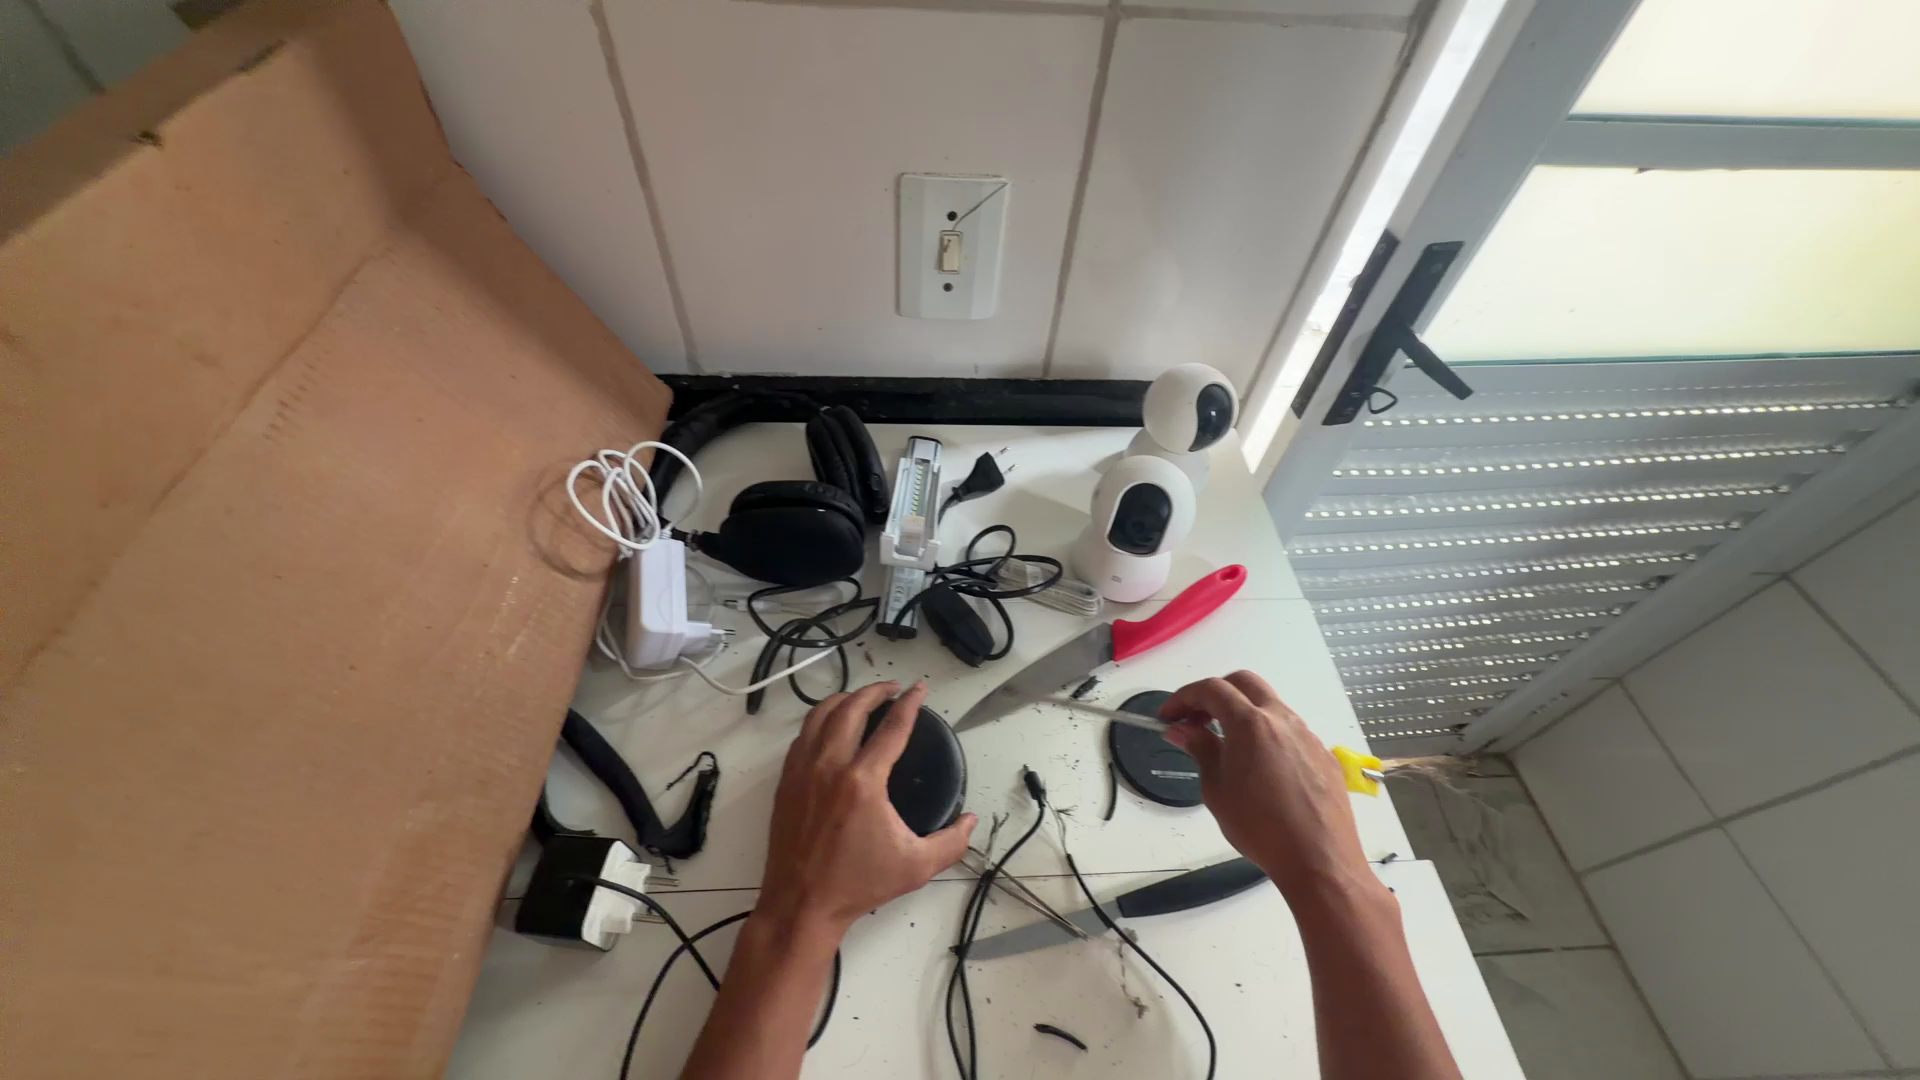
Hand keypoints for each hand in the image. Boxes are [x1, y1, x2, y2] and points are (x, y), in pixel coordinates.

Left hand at [758, 681, 977, 934]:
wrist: (801, 905)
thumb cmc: (858, 884)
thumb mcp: (916, 866)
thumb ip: (952, 842)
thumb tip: (971, 820)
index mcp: (863, 781)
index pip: (892, 727)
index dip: (910, 703)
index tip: (920, 689)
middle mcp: (830, 766)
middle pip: (852, 708)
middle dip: (875, 691)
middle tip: (893, 689)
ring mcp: (802, 771)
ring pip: (820, 715)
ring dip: (844, 699)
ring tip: (861, 698)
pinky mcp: (786, 781)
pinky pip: (802, 735)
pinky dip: (819, 720)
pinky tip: (830, 726)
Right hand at [1160, 672, 1370, 900]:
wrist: (1320, 862)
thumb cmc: (1259, 828)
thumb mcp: (1217, 789)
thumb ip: (1201, 749)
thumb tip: (1181, 729)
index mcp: (1251, 724)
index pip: (1212, 689)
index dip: (1183, 697)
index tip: (1168, 717)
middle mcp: (1282, 719)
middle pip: (1245, 683)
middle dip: (1215, 693)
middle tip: (1196, 719)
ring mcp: (1309, 735)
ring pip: (1271, 705)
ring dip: (1244, 712)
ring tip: (1227, 745)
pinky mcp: (1325, 756)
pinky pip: (1291, 731)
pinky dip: (1268, 735)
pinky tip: (1262, 768)